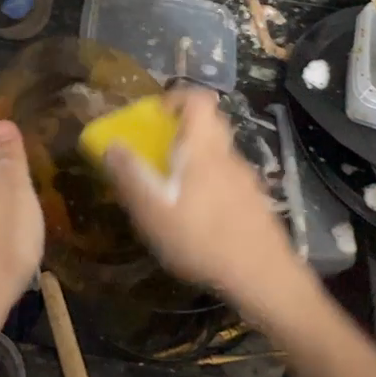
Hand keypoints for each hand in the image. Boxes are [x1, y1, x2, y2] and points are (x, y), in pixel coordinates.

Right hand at [103, 88, 303, 309]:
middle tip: (158, 154)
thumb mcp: (153, 211)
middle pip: (209, 126)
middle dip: (182, 133)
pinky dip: (211, 189)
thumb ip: (130, 175)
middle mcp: (228, 155)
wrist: (263, 277)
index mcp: (203, 148)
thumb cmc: (201, 238)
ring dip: (196, 163)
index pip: (197, 99)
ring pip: (218, 157)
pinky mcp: (256, 204)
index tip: (156, 116)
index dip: (176, 98)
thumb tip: (112, 145)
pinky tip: (200, 222)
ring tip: (174, 195)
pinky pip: (228, 182)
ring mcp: (247, 180)